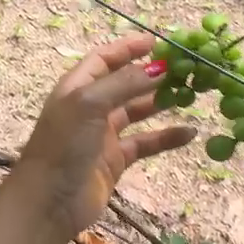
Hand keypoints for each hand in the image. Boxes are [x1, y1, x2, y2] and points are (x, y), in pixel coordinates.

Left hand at [0, 34, 194, 243]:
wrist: (49, 201)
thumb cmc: (64, 145)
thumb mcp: (90, 104)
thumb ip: (123, 84)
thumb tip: (158, 67)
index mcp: (75, 88)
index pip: (103, 59)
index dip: (128, 48)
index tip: (159, 41)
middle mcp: (88, 107)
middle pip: (123, 83)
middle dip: (151, 75)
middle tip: (186, 68)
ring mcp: (102, 134)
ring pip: (136, 111)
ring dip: (161, 102)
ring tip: (193, 94)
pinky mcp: (115, 160)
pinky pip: (145, 143)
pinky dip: (165, 137)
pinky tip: (190, 133)